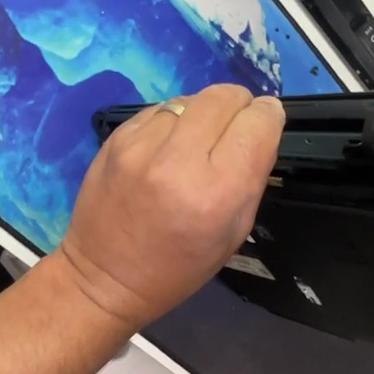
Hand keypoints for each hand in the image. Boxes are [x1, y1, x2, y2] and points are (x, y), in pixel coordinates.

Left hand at [54, 84, 284, 329]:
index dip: (268, 119)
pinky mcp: (117, 137)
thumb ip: (252, 177)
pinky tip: (167, 149)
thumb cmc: (178, 268)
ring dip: (203, 115)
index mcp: (217, 193)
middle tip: (232, 132)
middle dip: (238, 108)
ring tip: (196, 145)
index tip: (263, 129)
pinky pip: (161, 109)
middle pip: (226, 97)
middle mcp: (179, 161)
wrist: (104, 277)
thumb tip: (262, 127)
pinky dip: (173, 122)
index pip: (259, 122)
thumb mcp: (234, 234)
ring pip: (192, 99)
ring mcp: (142, 145)